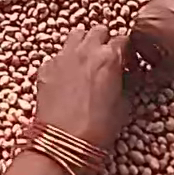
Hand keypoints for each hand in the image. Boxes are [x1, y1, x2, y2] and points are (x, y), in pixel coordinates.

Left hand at [33, 25, 128, 150]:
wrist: (62, 143)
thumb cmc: (96, 129)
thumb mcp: (123, 106)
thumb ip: (125, 84)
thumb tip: (125, 78)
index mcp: (109, 58)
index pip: (123, 41)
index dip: (127, 52)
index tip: (128, 63)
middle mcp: (85, 51)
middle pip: (98, 31)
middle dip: (104, 41)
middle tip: (107, 58)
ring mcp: (62, 57)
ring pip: (76, 36)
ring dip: (84, 43)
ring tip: (87, 61)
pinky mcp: (45, 68)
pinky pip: (58, 55)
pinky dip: (65, 61)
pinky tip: (67, 77)